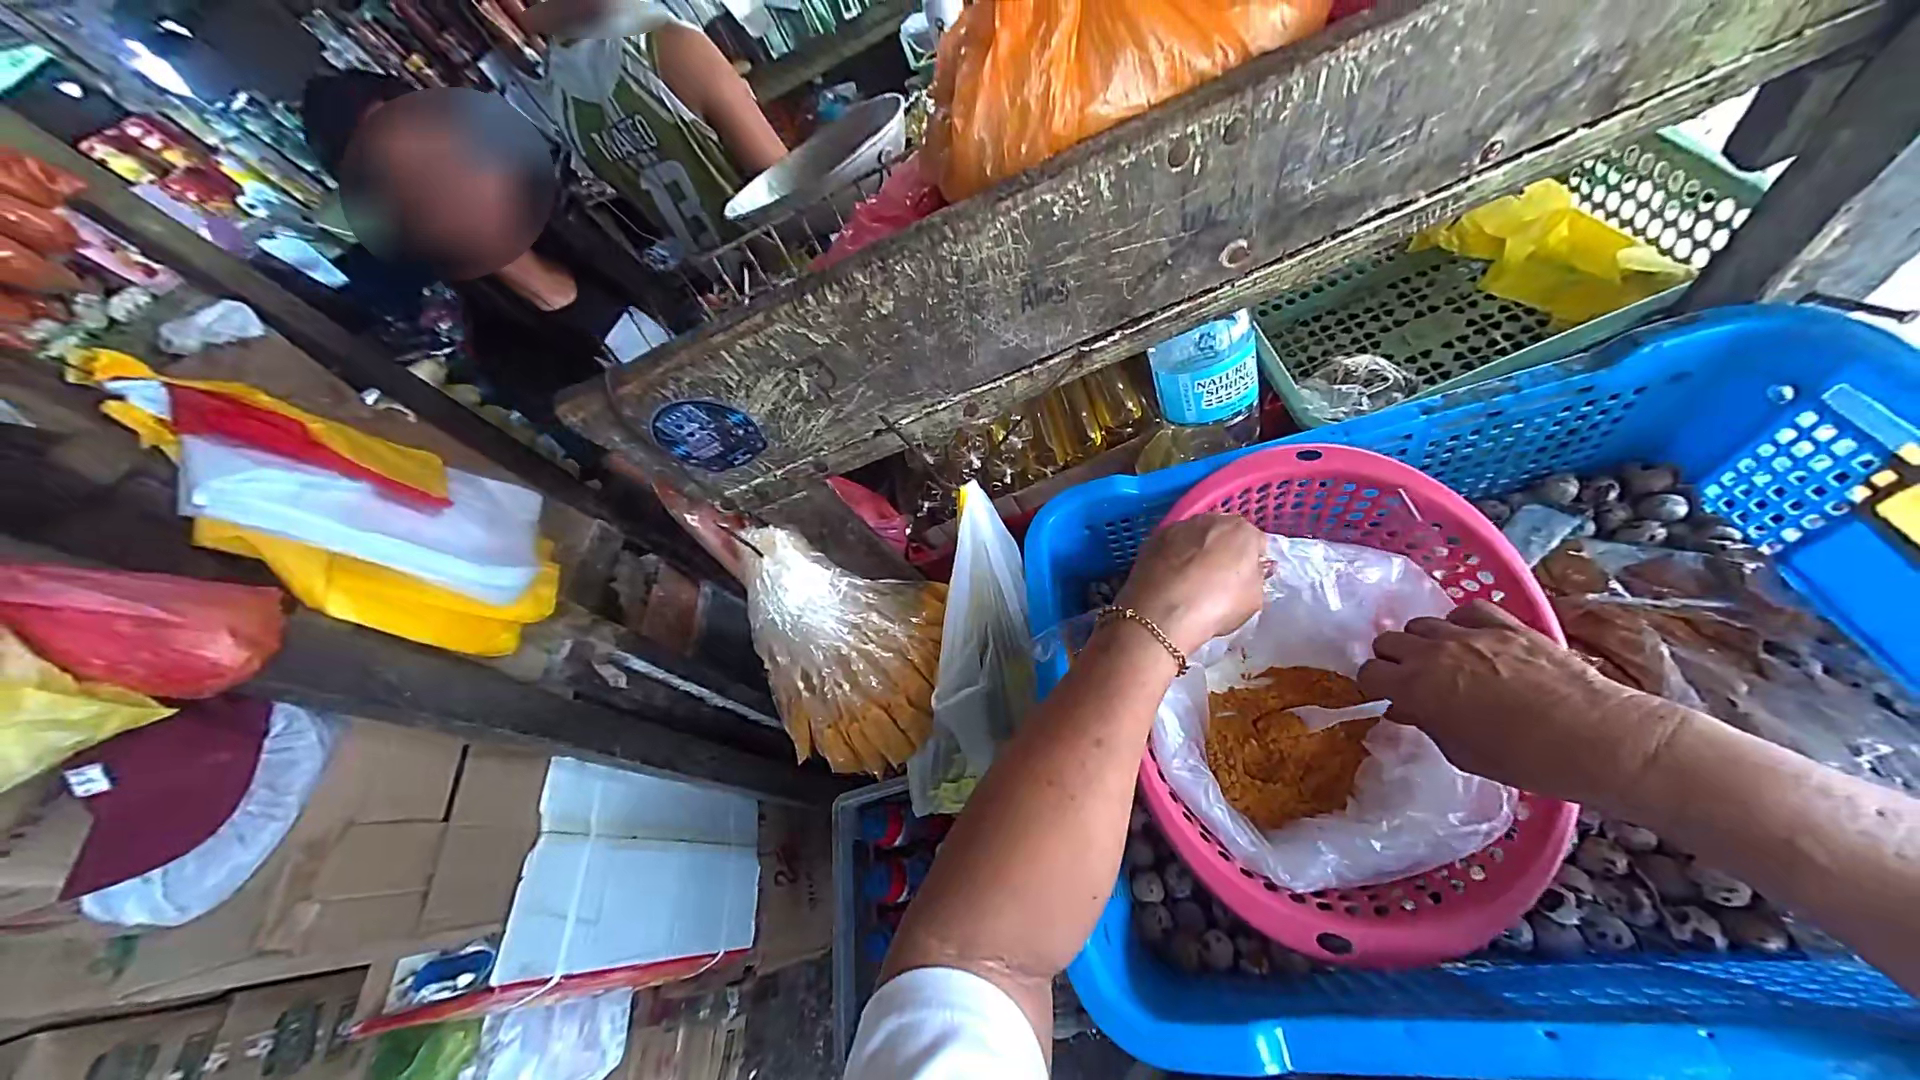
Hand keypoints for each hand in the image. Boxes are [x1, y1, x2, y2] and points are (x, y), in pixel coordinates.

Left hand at [1112, 514, 1264, 654]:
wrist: (1161, 614)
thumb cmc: (1216, 606)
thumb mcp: (1254, 598)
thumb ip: (1257, 576)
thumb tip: (1253, 568)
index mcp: (1241, 530)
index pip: (1254, 541)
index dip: (1251, 561)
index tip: (1244, 579)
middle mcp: (1208, 519)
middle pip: (1221, 533)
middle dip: (1222, 550)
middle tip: (1217, 578)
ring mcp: (1176, 527)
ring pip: (1193, 537)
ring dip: (1195, 551)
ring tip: (1189, 579)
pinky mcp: (1151, 539)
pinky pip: (1170, 546)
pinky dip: (1172, 557)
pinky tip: (1169, 578)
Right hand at [1357, 600, 1691, 806]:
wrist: (1599, 740)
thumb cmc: (1523, 759)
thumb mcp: (1460, 751)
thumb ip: (1425, 722)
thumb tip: (1406, 707)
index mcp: (1415, 686)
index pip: (1369, 672)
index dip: (1375, 685)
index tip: (1388, 695)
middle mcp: (1432, 653)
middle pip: (1388, 641)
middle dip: (1394, 660)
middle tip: (1412, 678)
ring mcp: (1469, 634)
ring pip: (1421, 624)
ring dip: (1424, 642)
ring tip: (1444, 659)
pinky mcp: (1505, 625)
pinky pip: (1465, 611)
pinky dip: (1460, 623)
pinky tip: (1472, 640)